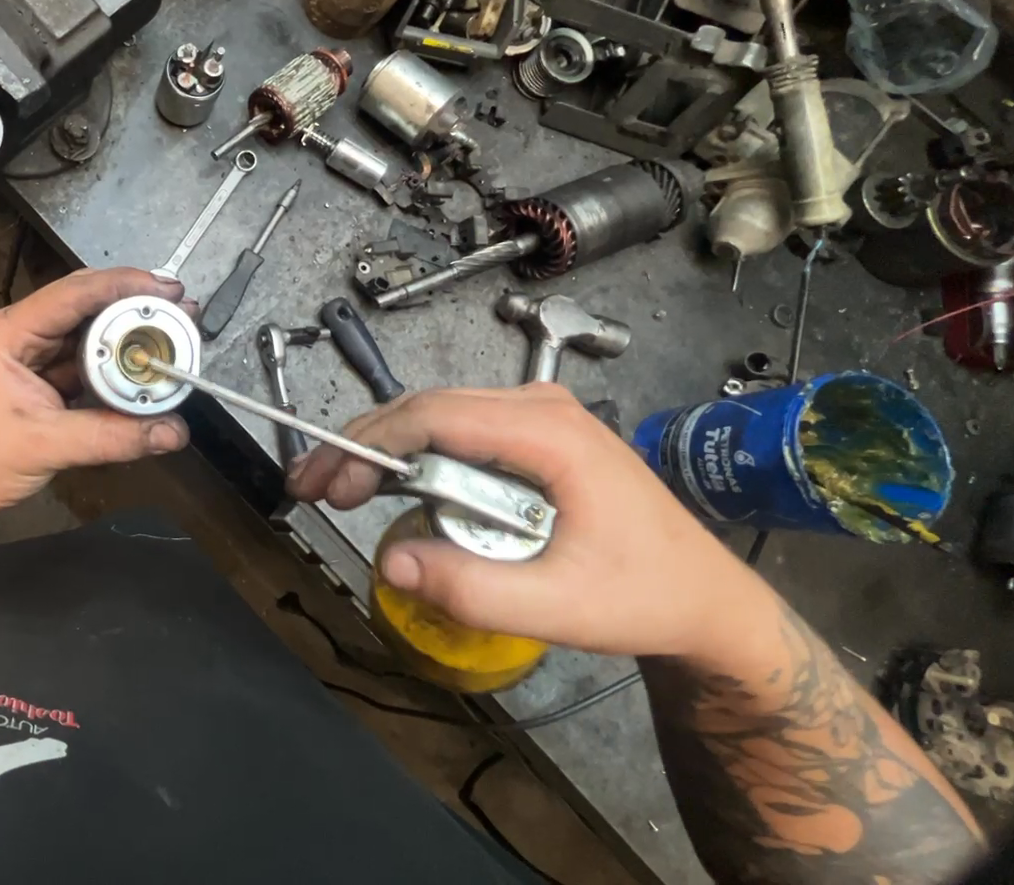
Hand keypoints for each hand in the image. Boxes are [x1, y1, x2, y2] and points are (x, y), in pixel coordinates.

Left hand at [0, 268, 192, 519]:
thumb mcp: (50, 445)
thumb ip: (114, 437)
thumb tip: (172, 431)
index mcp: (9, 334)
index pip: (71, 294)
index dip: (121, 285)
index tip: (163, 288)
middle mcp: (21, 331)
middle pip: (85, 301)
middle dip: (132, 302)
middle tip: (177, 305)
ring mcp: (34, 350)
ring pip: (89, 326)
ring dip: (128, 328)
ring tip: (170, 327)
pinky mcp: (46, 371)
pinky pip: (88, 354)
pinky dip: (117, 357)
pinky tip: (145, 360)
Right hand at [286, 383, 775, 662]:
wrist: (704, 596)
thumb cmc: (643, 597)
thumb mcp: (563, 607)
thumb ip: (475, 590)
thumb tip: (388, 562)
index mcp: (550, 433)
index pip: (436, 415)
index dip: (373, 445)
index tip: (331, 486)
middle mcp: (535, 406)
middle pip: (422, 408)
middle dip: (357, 445)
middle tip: (309, 488)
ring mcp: (530, 414)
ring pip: (426, 414)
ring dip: (372, 448)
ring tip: (328, 486)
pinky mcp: (522, 433)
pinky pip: (445, 430)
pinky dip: (401, 454)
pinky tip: (373, 479)